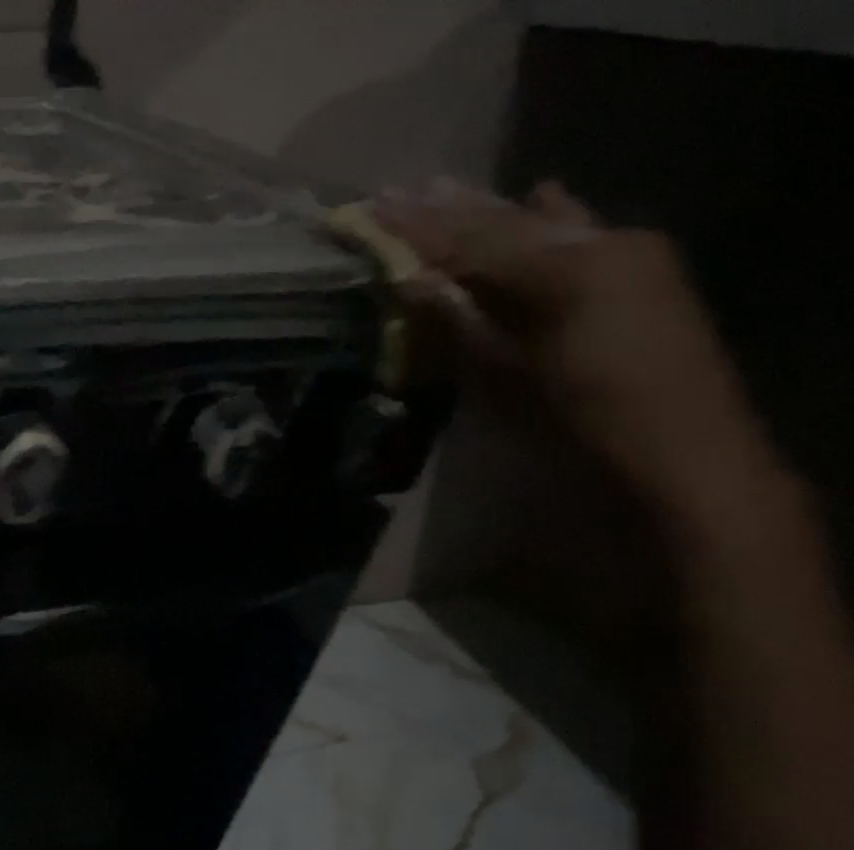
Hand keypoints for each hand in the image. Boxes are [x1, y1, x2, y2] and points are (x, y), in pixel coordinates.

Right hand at [372, 179, 780, 521]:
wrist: (682, 455)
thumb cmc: (580, 421)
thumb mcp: (504, 375)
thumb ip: (456, 319)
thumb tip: (406, 278)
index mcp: (566, 268)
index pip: (472, 240)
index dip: (418, 228)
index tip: (374, 207)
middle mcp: (601, 244)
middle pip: (507, 222)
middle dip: (450, 209)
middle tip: (400, 189)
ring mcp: (629, 254)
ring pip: (544, 221)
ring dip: (493, 207)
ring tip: (446, 186)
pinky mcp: (643, 273)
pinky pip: (584, 232)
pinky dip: (553, 216)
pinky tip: (542, 194)